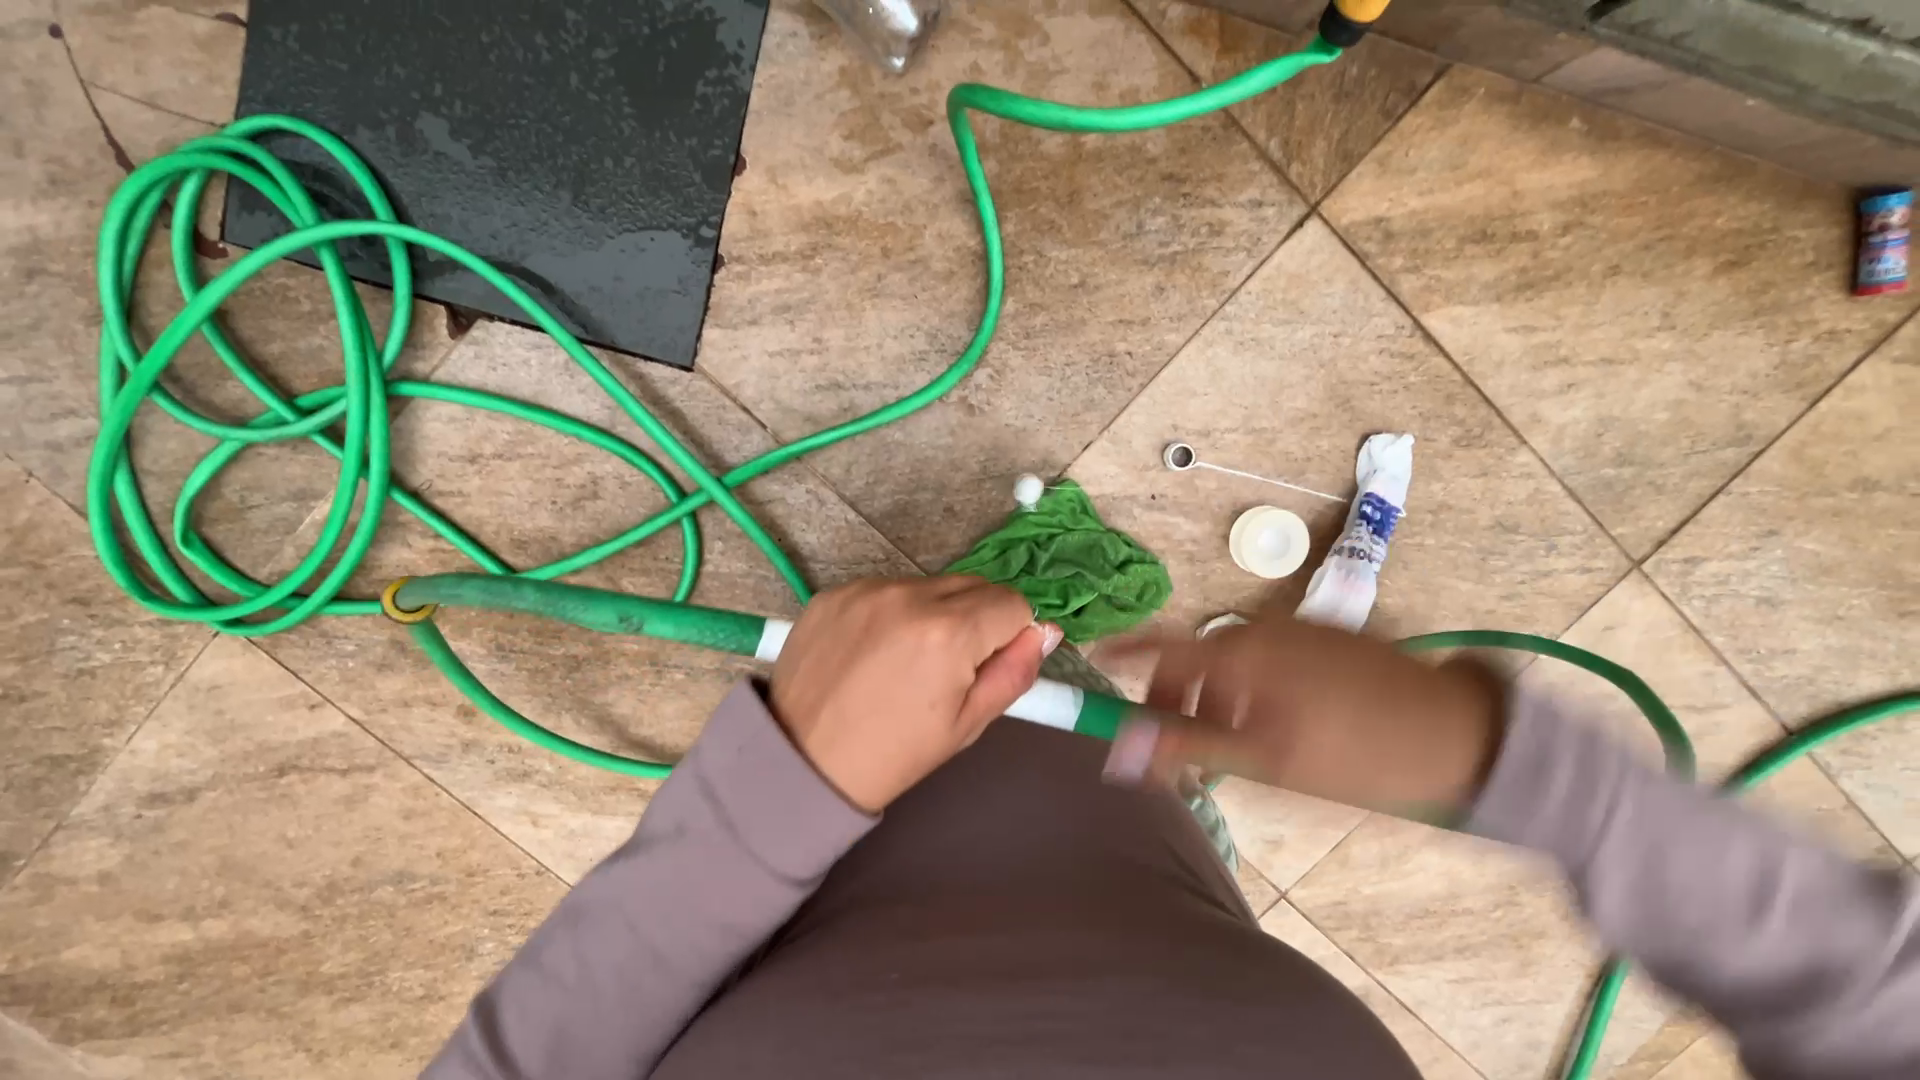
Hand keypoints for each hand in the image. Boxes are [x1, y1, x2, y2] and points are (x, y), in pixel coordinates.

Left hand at [769, 576, 1060, 813]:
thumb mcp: (966, 725)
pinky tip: (874, 651)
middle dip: (977, 619)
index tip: (986, 667)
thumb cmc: (893, 754)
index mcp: (949, 632)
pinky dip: (894, 612)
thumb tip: (1046, 631)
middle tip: (949, 668)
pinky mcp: (835, 592)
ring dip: (935, 612)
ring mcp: (867, 589)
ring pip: (930, 585)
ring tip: (906, 661)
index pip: (1012, 603)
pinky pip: (887, 589)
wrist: (800, 760)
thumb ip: (1014, 673)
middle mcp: (909, 595)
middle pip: (974, 586)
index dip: (1010, 635)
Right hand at [1104, 615, 1504, 816]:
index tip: (1099, 661)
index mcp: (1238, 653)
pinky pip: (1267, 661)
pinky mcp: (1326, 640)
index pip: (1161, 646)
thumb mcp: (1264, 759)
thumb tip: (1117, 751)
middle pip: (1195, 659)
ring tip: (1239, 748)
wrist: (1459, 734)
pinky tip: (1279, 728)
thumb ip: (1187, 749)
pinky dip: (1253, 689)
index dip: (1126, 654)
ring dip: (1219, 700)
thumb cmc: (1353, 753)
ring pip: (1232, 664)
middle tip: (1187, 747)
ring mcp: (1296, 631)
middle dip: (1179, 699)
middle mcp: (1261, 630)